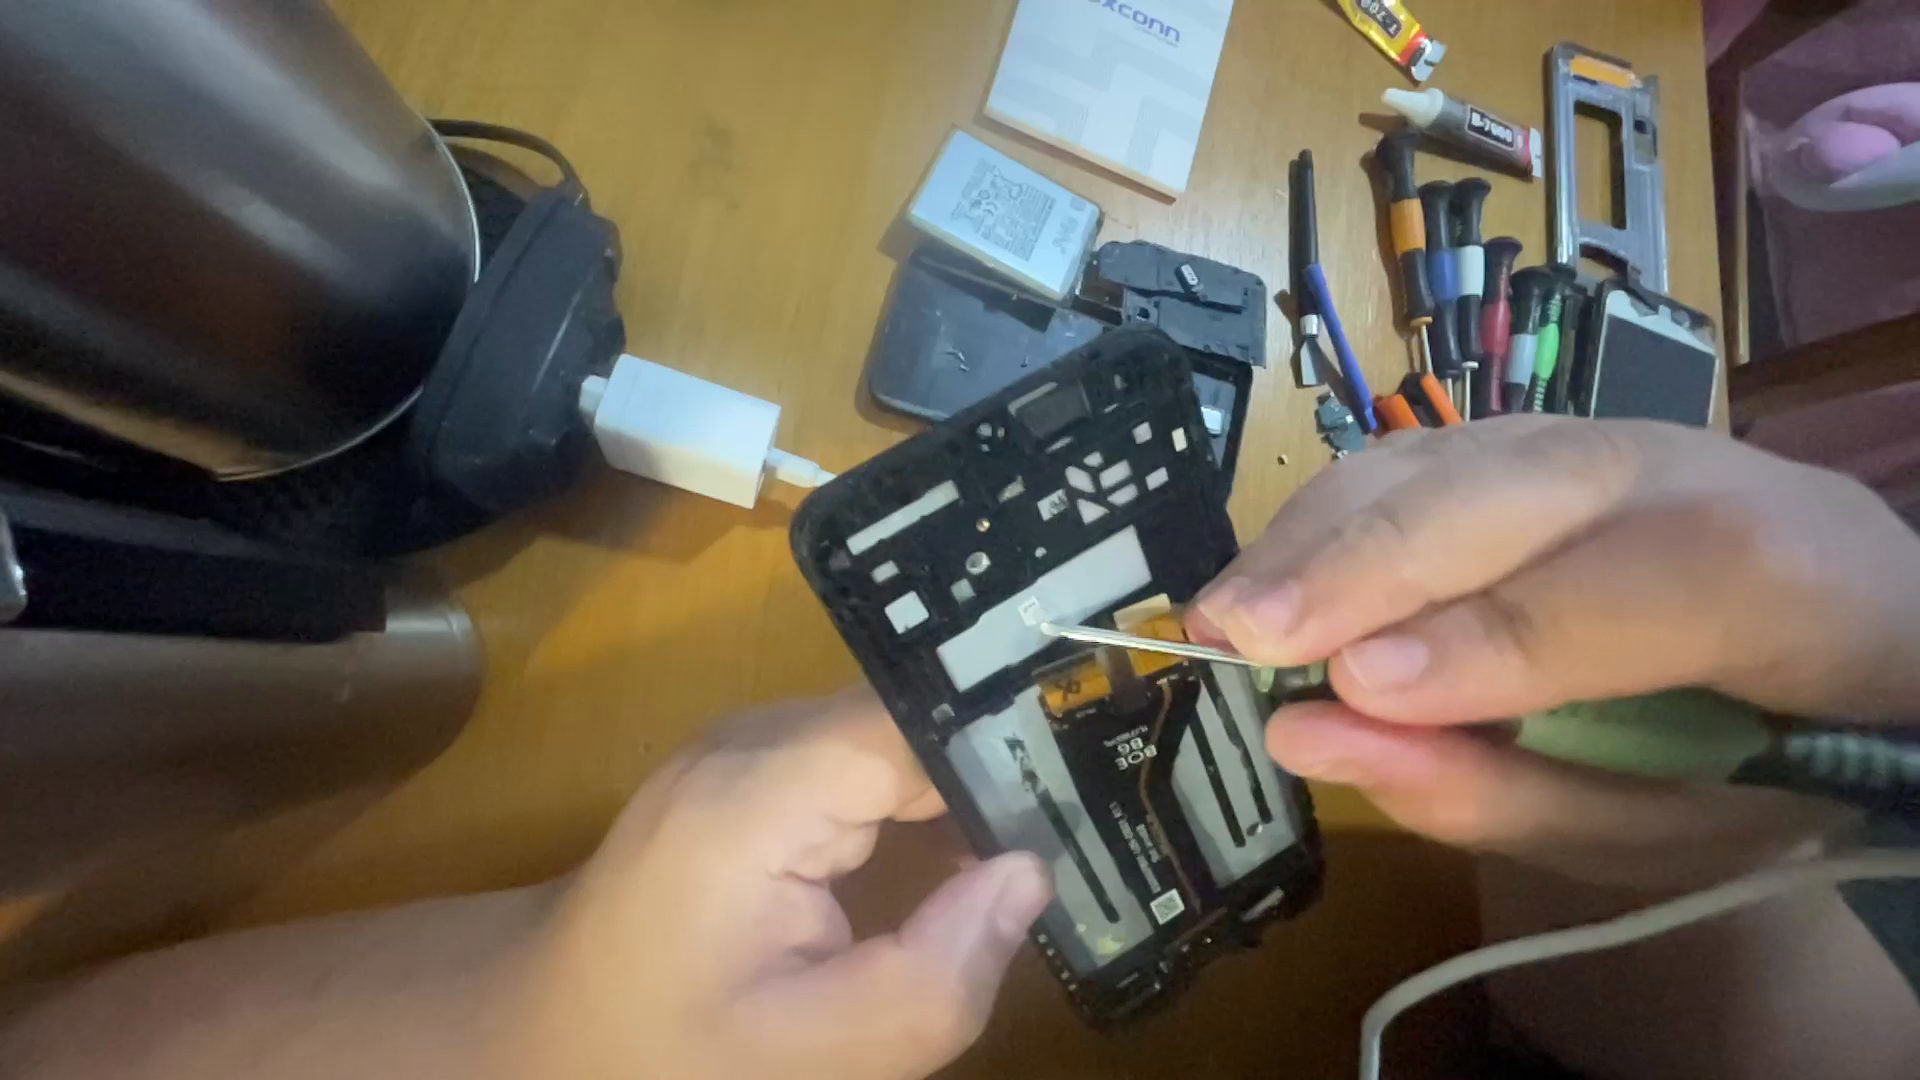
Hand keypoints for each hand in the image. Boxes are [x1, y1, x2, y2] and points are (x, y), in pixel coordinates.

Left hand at [514, 689, 1052, 1079]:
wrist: (531, 1034)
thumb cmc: (653, 1059)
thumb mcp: (805, 1061)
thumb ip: (931, 981)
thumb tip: (1029, 875)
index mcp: (760, 791)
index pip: (909, 724)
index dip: (996, 753)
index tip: (1071, 799)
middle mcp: (757, 736)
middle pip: (905, 720)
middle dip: (986, 773)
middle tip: (1064, 831)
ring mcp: (750, 740)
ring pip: (889, 733)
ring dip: (951, 786)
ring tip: (1018, 842)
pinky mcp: (754, 761)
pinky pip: (859, 754)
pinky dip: (910, 793)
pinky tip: (941, 847)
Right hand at [1191, 417, 1919, 882]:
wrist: (1746, 658)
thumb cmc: (1711, 768)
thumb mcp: (1641, 826)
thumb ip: (1490, 791)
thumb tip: (1304, 735)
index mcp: (1810, 582)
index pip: (1672, 578)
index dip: (1508, 633)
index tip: (1359, 685)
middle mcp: (1681, 474)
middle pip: (1512, 488)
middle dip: (1366, 563)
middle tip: (1248, 633)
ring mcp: (1565, 441)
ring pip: (1420, 464)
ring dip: (1306, 540)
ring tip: (1222, 616)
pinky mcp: (1478, 445)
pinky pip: (1376, 469)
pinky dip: (1302, 526)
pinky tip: (1254, 583)